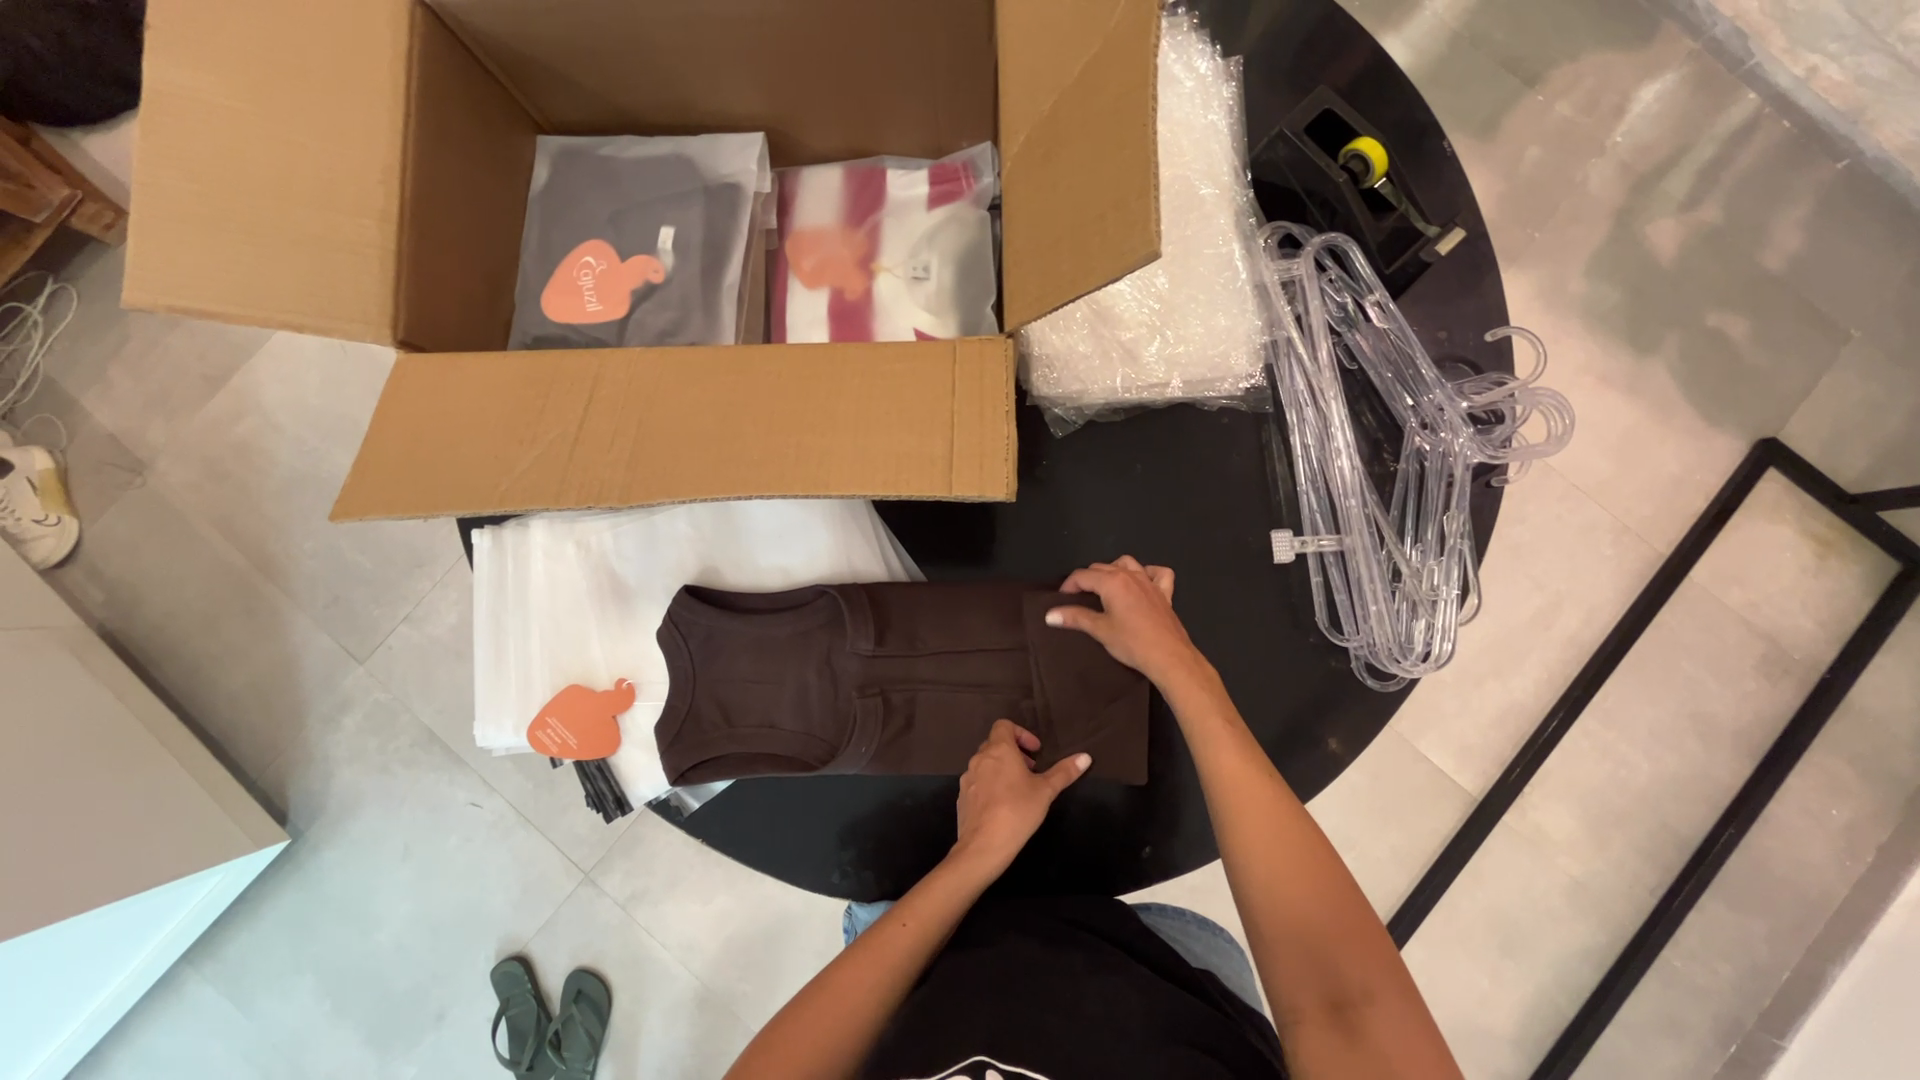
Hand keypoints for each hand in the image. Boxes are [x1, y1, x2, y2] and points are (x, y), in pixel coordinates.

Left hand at [949, 720, 1089, 879]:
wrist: (983, 845)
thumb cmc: (1018, 810)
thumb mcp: (1046, 791)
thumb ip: (1064, 772)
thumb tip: (1086, 756)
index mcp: (998, 750)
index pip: (1003, 725)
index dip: (1021, 733)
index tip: (1035, 751)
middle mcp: (979, 759)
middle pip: (994, 744)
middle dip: (1013, 752)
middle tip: (1031, 770)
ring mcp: (968, 778)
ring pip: (985, 764)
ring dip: (1001, 768)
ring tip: (1018, 788)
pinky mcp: (962, 797)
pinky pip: (977, 782)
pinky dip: (990, 785)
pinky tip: (1002, 805)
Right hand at [1047, 556, 1207, 689]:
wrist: (1169, 656)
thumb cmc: (1132, 643)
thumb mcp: (1100, 630)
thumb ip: (1075, 617)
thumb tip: (1050, 615)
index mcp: (1112, 582)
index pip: (1082, 576)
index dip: (1068, 586)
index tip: (1061, 600)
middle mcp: (1130, 575)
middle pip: (1101, 568)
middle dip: (1086, 579)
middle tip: (1078, 599)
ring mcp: (1149, 581)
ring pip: (1126, 563)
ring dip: (1112, 570)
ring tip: (1105, 587)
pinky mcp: (1165, 592)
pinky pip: (1157, 573)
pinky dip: (1148, 573)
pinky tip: (1141, 582)